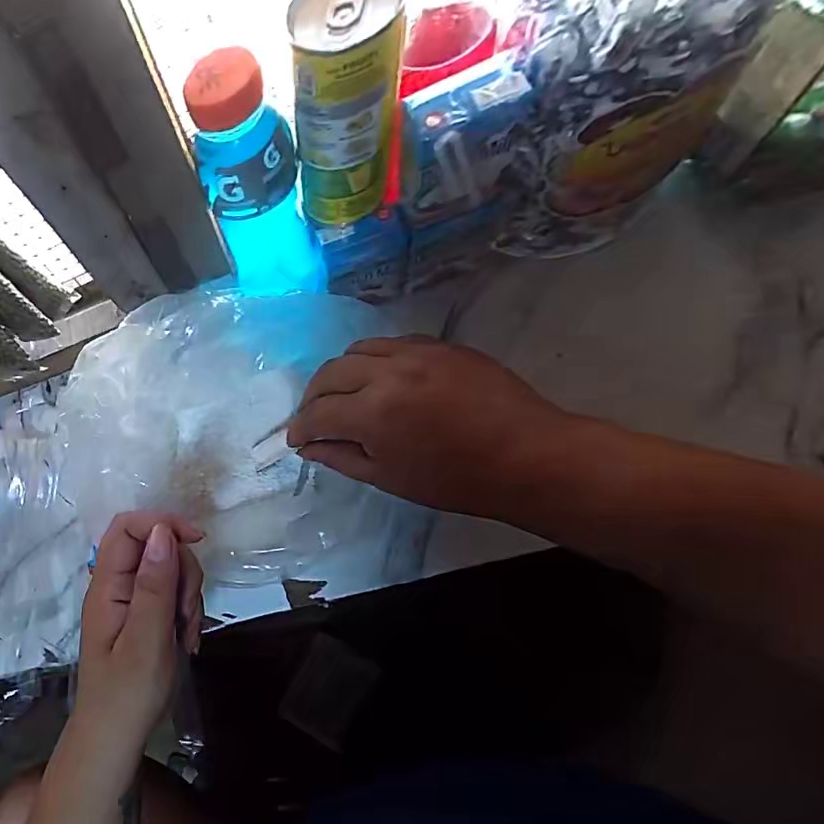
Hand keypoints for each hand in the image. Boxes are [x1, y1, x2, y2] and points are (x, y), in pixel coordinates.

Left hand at [71, 511, 204, 758]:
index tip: (197, 539)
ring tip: (185, 634)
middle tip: (185, 612)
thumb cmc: (128, 694)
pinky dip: (186, 612)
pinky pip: (172, 595)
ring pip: (169, 570)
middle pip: (155, 546)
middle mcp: (115, 586)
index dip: (162, 523)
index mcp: (106, 586)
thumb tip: (161, 532)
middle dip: (182, 571)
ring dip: (187, 596)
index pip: (128, 528)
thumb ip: (155, 584)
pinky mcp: (144, 616)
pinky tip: (186, 640)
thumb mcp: (147, 639)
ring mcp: (130, 601)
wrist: (116, 738)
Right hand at [286, 336, 578, 517]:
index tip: (296, 440)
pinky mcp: (440, 345)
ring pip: (357, 350)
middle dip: (313, 398)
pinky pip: (390, 344)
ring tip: (345, 396)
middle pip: (329, 373)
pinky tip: (382, 381)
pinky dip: (373, 361)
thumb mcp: (390, 477)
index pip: (318, 413)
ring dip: (341, 374)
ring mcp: (416, 352)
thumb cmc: (456, 480)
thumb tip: (309, 446)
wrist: (527, 456)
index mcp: (374, 412)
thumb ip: (342, 457)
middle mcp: (388, 372)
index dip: (300, 429)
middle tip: (314, 419)